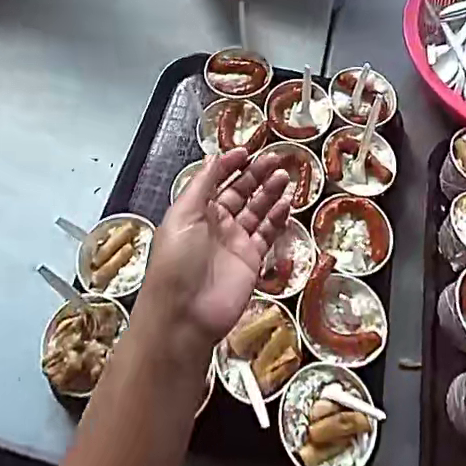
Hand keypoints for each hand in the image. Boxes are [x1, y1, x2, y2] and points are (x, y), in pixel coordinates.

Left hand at [137, 148, 291, 365]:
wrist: (185, 314)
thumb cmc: (178, 261)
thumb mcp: (182, 216)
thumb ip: (201, 185)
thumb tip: (214, 157)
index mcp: (195, 210)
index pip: (216, 180)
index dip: (230, 165)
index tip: (248, 151)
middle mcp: (216, 223)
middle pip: (240, 192)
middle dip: (256, 174)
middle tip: (276, 159)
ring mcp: (235, 241)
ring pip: (256, 210)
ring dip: (270, 192)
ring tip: (285, 176)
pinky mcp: (252, 260)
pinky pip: (267, 233)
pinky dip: (277, 218)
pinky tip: (287, 203)